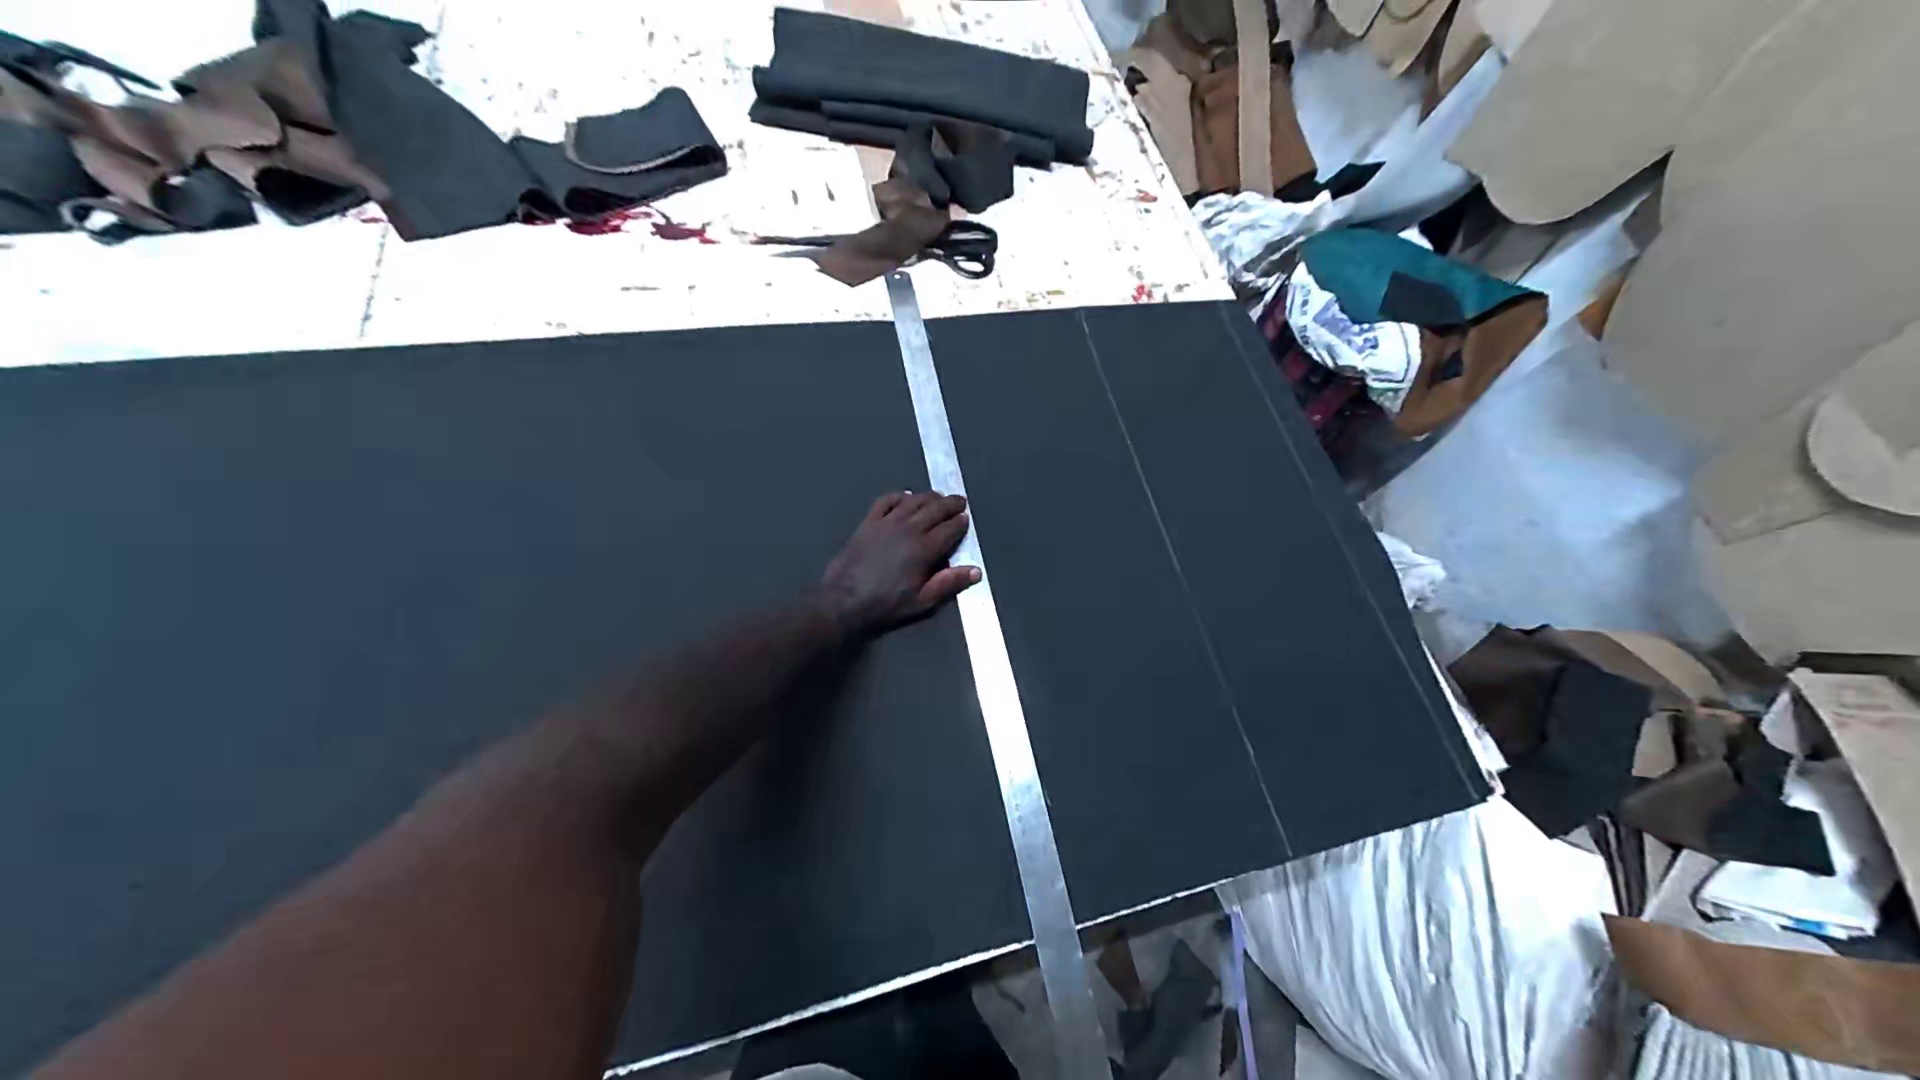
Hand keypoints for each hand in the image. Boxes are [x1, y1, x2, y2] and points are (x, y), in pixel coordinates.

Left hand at [816, 491, 981, 636]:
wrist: (844, 600)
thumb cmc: (886, 604)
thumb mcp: (922, 601)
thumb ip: (949, 583)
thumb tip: (976, 571)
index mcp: (924, 549)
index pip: (949, 529)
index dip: (960, 522)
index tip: (966, 518)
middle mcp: (908, 529)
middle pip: (935, 509)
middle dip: (950, 504)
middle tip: (959, 501)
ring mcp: (887, 522)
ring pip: (913, 501)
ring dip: (929, 497)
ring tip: (938, 497)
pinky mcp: (869, 522)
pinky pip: (886, 500)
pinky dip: (898, 495)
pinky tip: (905, 496)